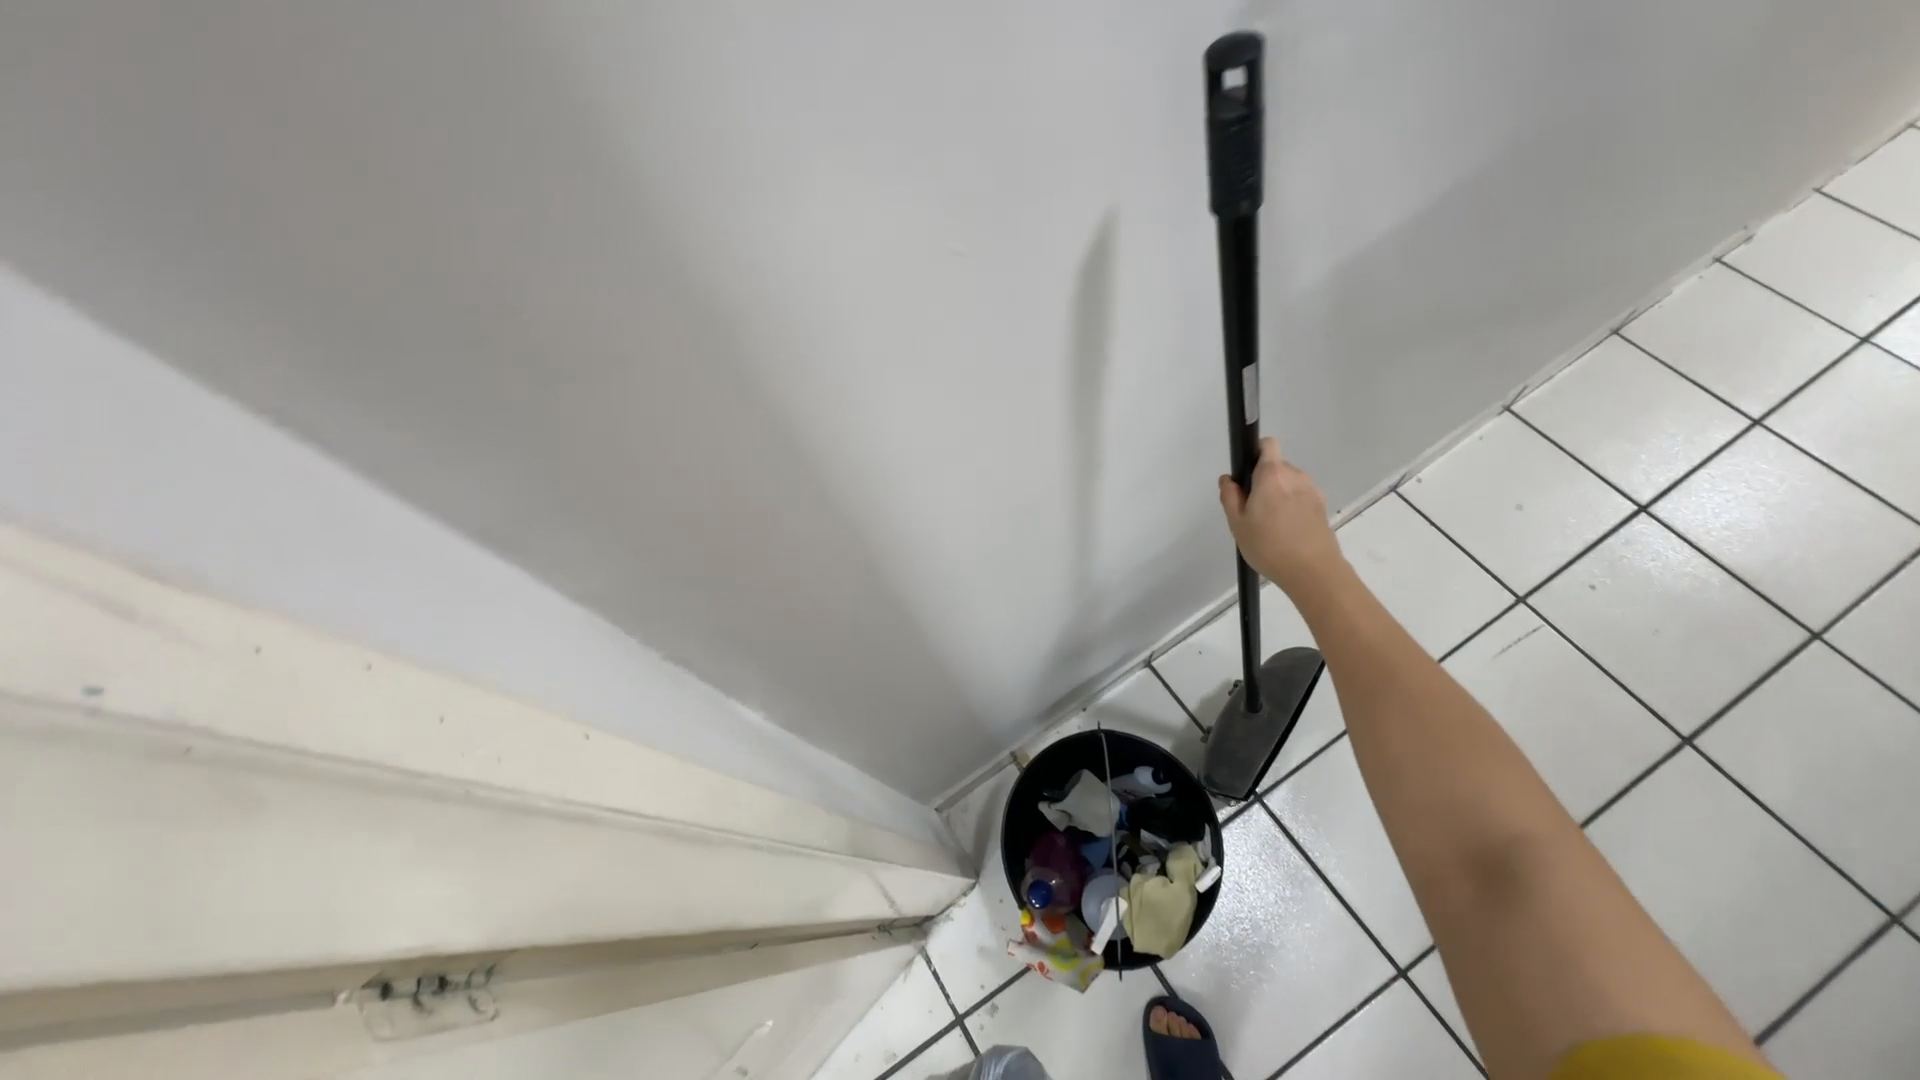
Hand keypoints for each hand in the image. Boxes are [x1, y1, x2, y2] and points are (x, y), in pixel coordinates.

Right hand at [1218, 437, 1343, 596]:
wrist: (1312, 571)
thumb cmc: (1269, 545)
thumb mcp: (1237, 523)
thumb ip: (1230, 496)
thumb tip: (1228, 480)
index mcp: (1272, 474)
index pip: (1266, 444)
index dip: (1254, 454)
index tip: (1246, 476)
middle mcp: (1295, 475)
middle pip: (1276, 467)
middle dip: (1263, 481)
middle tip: (1252, 511)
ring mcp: (1312, 490)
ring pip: (1289, 484)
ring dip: (1278, 496)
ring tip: (1270, 526)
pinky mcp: (1322, 506)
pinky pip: (1301, 498)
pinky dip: (1292, 508)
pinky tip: (1286, 533)